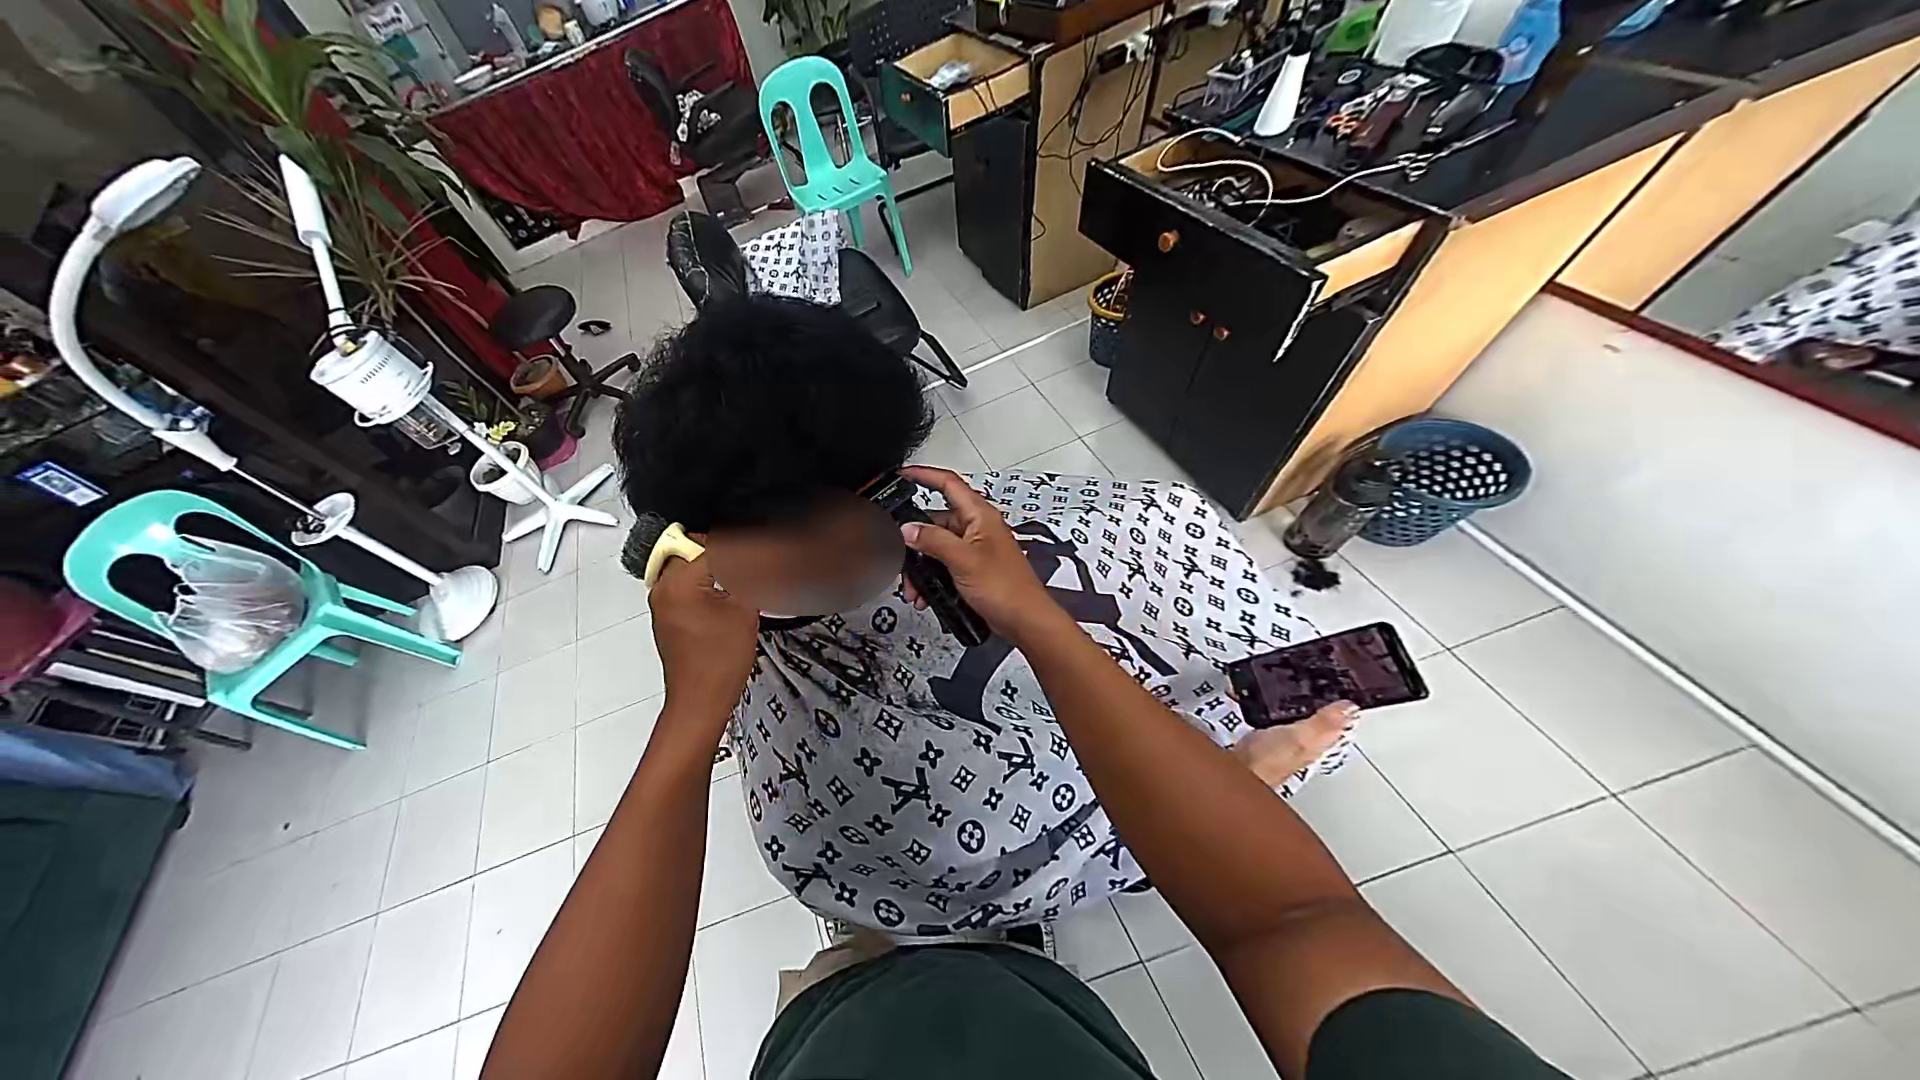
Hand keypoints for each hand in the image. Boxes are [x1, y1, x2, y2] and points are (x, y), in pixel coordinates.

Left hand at [649, 552, 759, 726]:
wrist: (701, 700)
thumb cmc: (717, 665)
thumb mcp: (745, 609)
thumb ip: (751, 574)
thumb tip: (764, 552)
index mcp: (679, 583)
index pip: (715, 545)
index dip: (744, 546)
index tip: (764, 550)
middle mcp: (664, 588)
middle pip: (696, 547)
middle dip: (726, 549)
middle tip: (752, 558)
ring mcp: (664, 601)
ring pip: (690, 563)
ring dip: (717, 564)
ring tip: (744, 576)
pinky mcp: (669, 613)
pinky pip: (686, 582)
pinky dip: (709, 580)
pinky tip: (731, 592)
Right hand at [897, 466, 1067, 643]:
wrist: (1024, 620)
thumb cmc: (1008, 589)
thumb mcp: (963, 560)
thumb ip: (933, 540)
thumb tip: (909, 529)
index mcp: (980, 515)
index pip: (949, 483)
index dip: (925, 475)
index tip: (903, 474)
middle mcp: (978, 528)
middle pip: (937, 520)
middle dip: (916, 538)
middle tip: (902, 552)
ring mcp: (975, 549)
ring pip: (937, 546)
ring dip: (923, 564)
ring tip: (916, 585)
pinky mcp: (972, 568)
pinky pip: (944, 564)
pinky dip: (932, 576)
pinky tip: (926, 593)